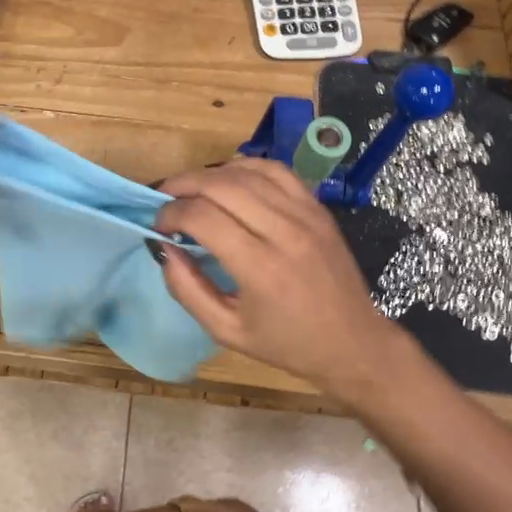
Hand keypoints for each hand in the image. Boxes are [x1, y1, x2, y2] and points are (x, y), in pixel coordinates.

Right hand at [153, 159, 406, 391]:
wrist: (353, 343)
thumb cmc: (287, 344)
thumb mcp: (226, 330)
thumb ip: (187, 289)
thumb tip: (163, 249)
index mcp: (260, 268)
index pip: (202, 217)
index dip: (170, 214)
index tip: (158, 225)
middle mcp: (283, 232)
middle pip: (221, 186)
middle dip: (183, 185)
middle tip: (164, 198)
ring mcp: (305, 214)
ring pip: (247, 172)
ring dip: (210, 174)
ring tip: (191, 188)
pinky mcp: (317, 207)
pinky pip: (276, 171)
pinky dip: (245, 167)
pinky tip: (229, 180)